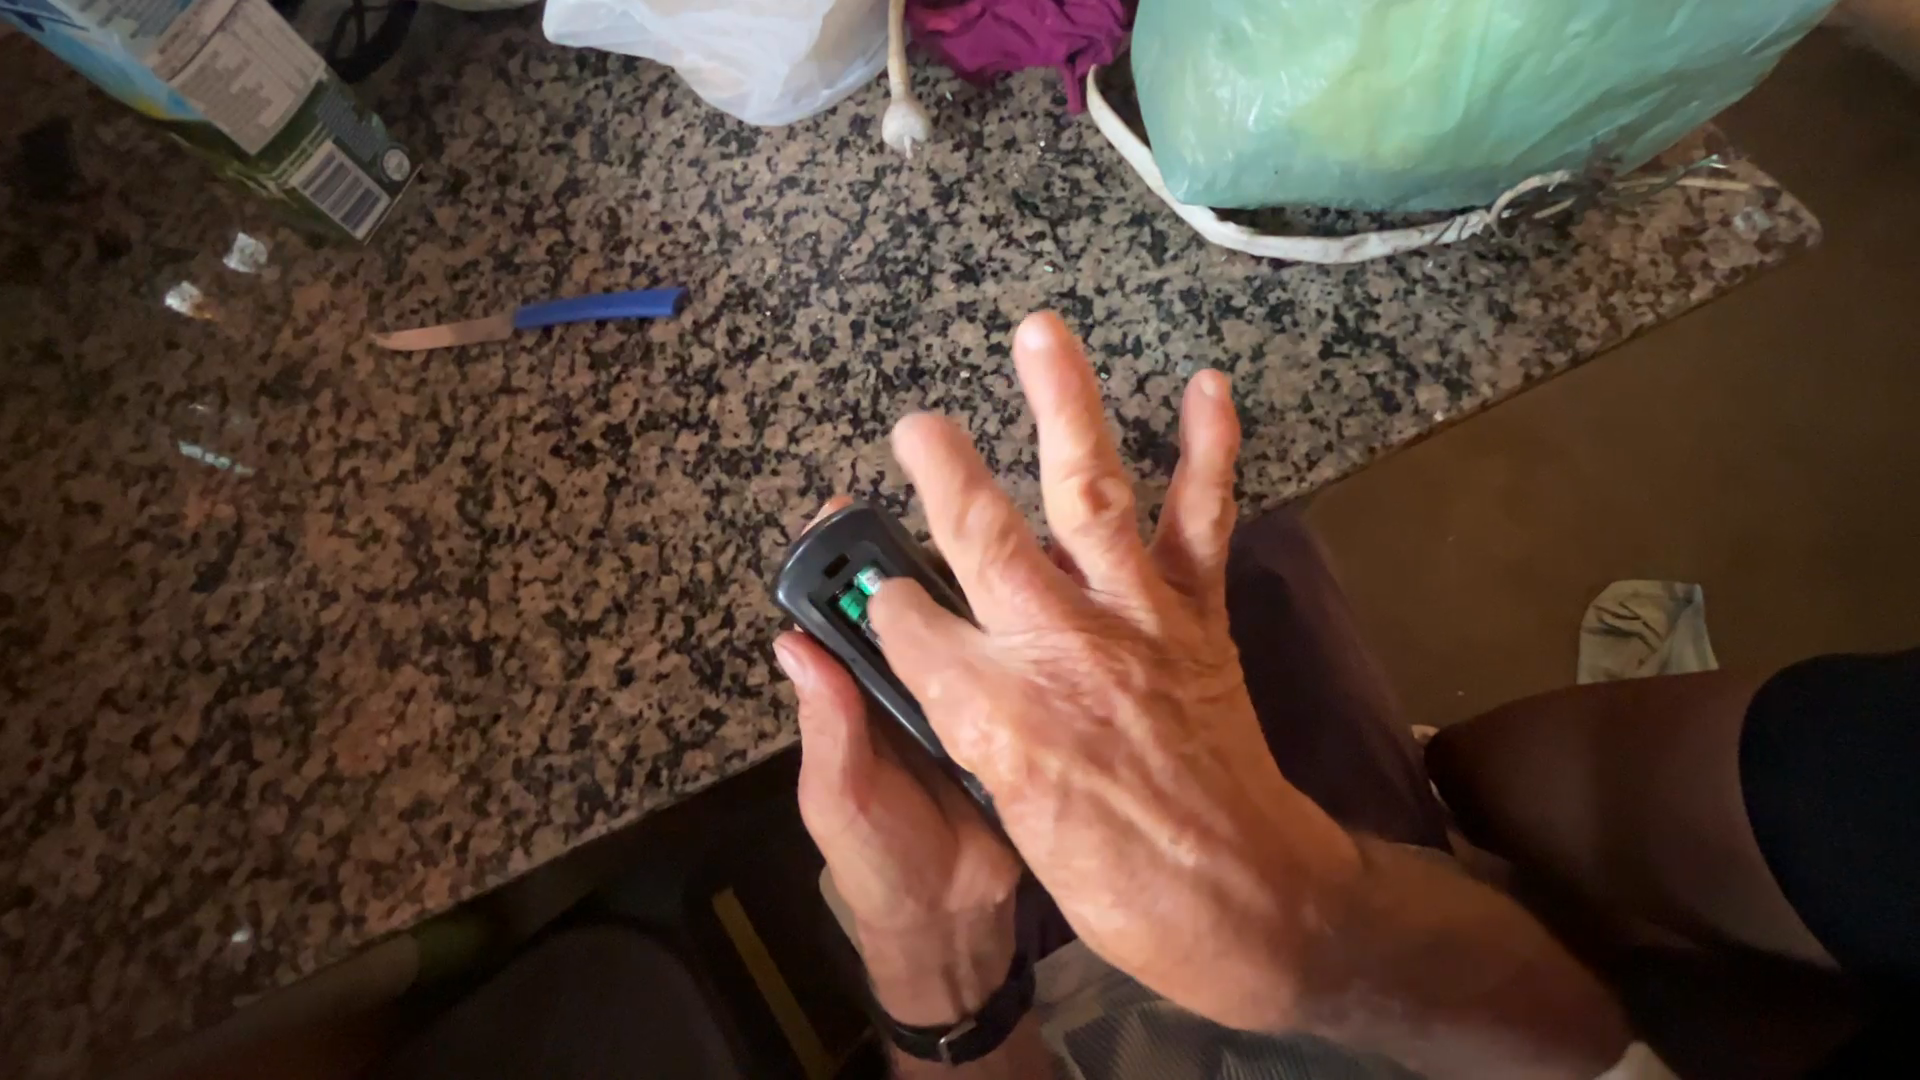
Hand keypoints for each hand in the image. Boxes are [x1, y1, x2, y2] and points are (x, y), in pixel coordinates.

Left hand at [775, 500, 1022, 1024]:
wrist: (955, 914)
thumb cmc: (880, 860)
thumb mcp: (839, 798)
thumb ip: (826, 730)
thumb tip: (793, 647)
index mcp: (852, 694)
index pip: (835, 616)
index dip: (832, 563)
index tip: (840, 511)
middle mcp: (903, 679)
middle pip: (899, 602)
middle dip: (907, 550)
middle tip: (938, 499)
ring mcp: (958, 690)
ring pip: (956, 619)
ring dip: (967, 577)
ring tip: (1000, 532)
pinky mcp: (1006, 707)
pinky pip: (1006, 657)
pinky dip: (1016, 624)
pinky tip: (1046, 594)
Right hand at [864, 312, 1361, 1031]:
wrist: (1239, 899)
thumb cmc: (1111, 876)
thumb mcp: (1006, 808)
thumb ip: (957, 708)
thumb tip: (921, 639)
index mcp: (995, 708)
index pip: (913, 625)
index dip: (889, 600)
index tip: (880, 581)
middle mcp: (1058, 646)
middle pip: (982, 537)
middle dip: (941, 473)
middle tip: (915, 423)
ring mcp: (1136, 617)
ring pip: (1087, 492)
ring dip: (1060, 405)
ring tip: (1041, 333)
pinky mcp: (1196, 613)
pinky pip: (1203, 518)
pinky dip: (1207, 450)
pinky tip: (1206, 388)